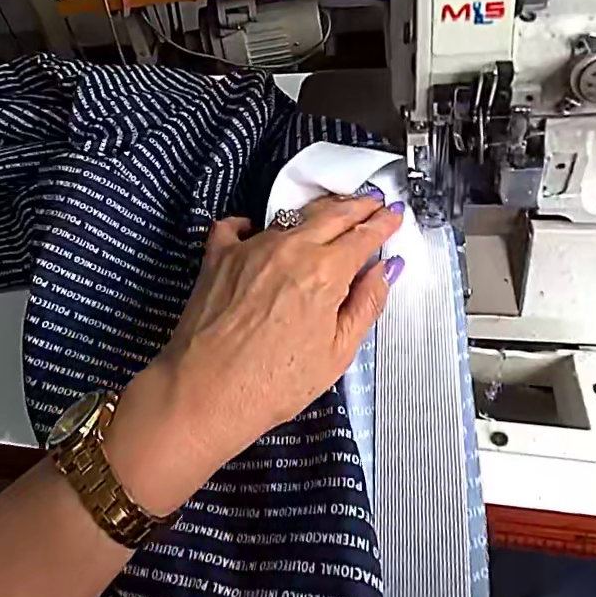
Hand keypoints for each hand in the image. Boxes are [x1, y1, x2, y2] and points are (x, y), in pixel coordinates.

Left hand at [104, 192, 405, 512]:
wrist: (203, 395)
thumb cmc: (271, 384)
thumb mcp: (337, 353)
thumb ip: (366, 304)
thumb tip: (384, 272)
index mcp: (325, 272)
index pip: (363, 235)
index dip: (383, 223)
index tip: (392, 217)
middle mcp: (290, 249)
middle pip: (333, 214)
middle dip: (359, 205)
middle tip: (373, 202)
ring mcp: (252, 247)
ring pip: (294, 215)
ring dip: (320, 210)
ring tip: (334, 209)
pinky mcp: (220, 256)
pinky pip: (239, 225)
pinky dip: (253, 223)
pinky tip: (259, 228)